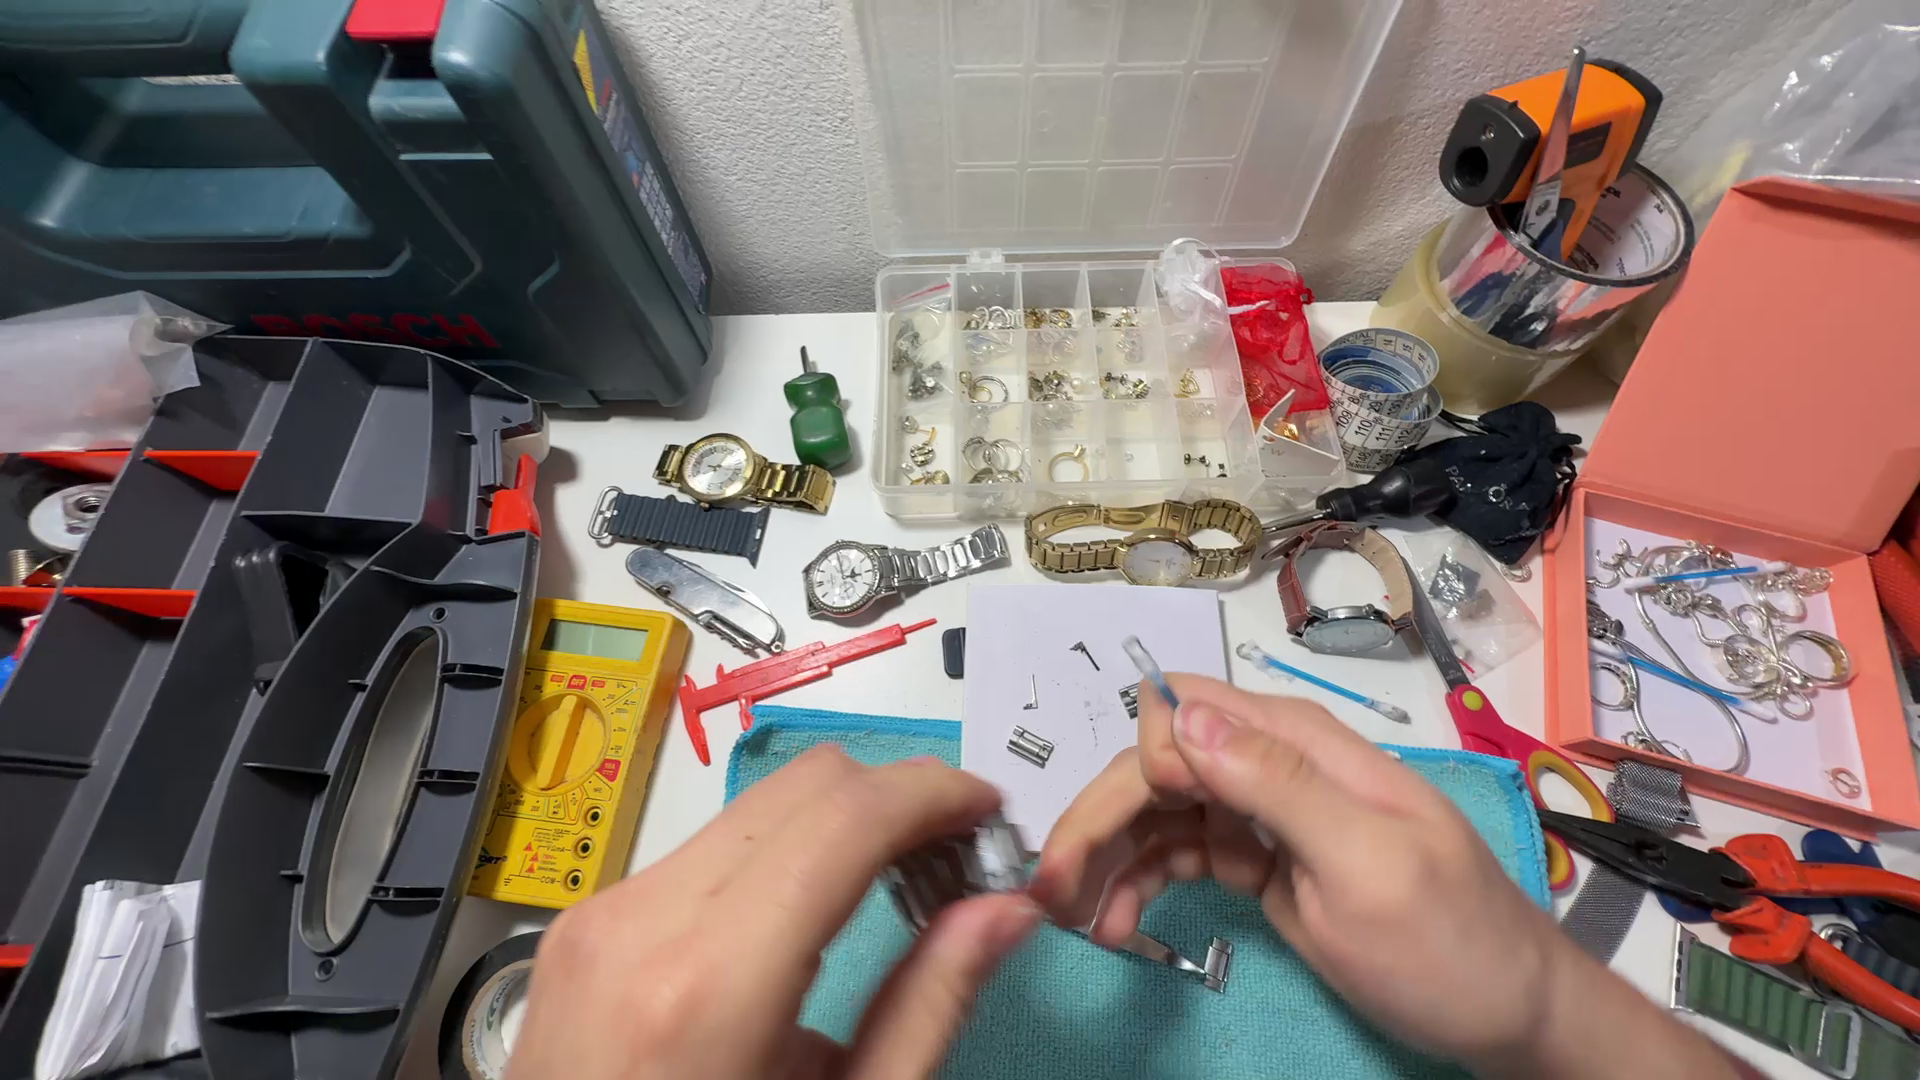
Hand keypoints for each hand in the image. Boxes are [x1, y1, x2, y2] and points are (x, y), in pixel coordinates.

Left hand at [508, 747, 1040, 1079]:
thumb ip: (929, 1006)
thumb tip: (1008, 908)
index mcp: (708, 986)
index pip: (846, 818)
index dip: (933, 795)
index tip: (986, 808)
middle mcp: (645, 915)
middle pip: (808, 784)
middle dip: (897, 796)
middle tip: (951, 846)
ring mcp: (607, 906)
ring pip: (764, 800)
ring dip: (844, 816)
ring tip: (890, 873)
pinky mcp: (594, 910)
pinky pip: (719, 837)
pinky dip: (789, 845)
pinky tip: (811, 902)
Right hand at [1032, 675, 1737, 1078]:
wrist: (1505, 1014)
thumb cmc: (1446, 941)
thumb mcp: (1368, 865)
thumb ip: (1277, 782)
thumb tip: (1182, 715)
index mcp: (1289, 740)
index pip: (1180, 706)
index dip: (1147, 760)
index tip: (1147, 829)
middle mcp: (1258, 759)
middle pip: (1148, 766)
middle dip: (1096, 818)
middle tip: (1053, 891)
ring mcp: (1250, 808)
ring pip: (1149, 811)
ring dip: (1105, 857)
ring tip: (1076, 920)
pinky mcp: (1246, 853)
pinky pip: (1171, 852)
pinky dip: (1135, 881)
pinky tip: (1117, 923)